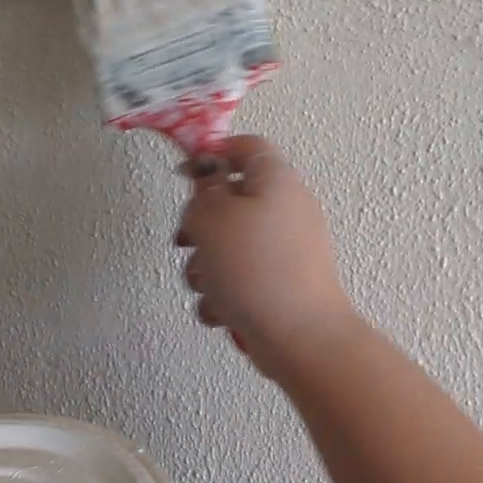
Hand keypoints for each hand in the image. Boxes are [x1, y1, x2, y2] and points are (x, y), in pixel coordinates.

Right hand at [176, 135, 359, 376]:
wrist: (298, 335)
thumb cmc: (257, 270)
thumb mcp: (212, 217)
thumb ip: (202, 191)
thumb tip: (207, 184)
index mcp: (277, 180)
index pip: (244, 146)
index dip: (211, 153)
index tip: (184, 173)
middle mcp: (287, 211)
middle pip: (231, 203)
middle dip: (200, 227)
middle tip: (188, 240)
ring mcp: (285, 252)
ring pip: (229, 248)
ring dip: (207, 267)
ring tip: (210, 284)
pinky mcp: (280, 286)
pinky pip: (240, 281)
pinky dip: (225, 296)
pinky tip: (224, 309)